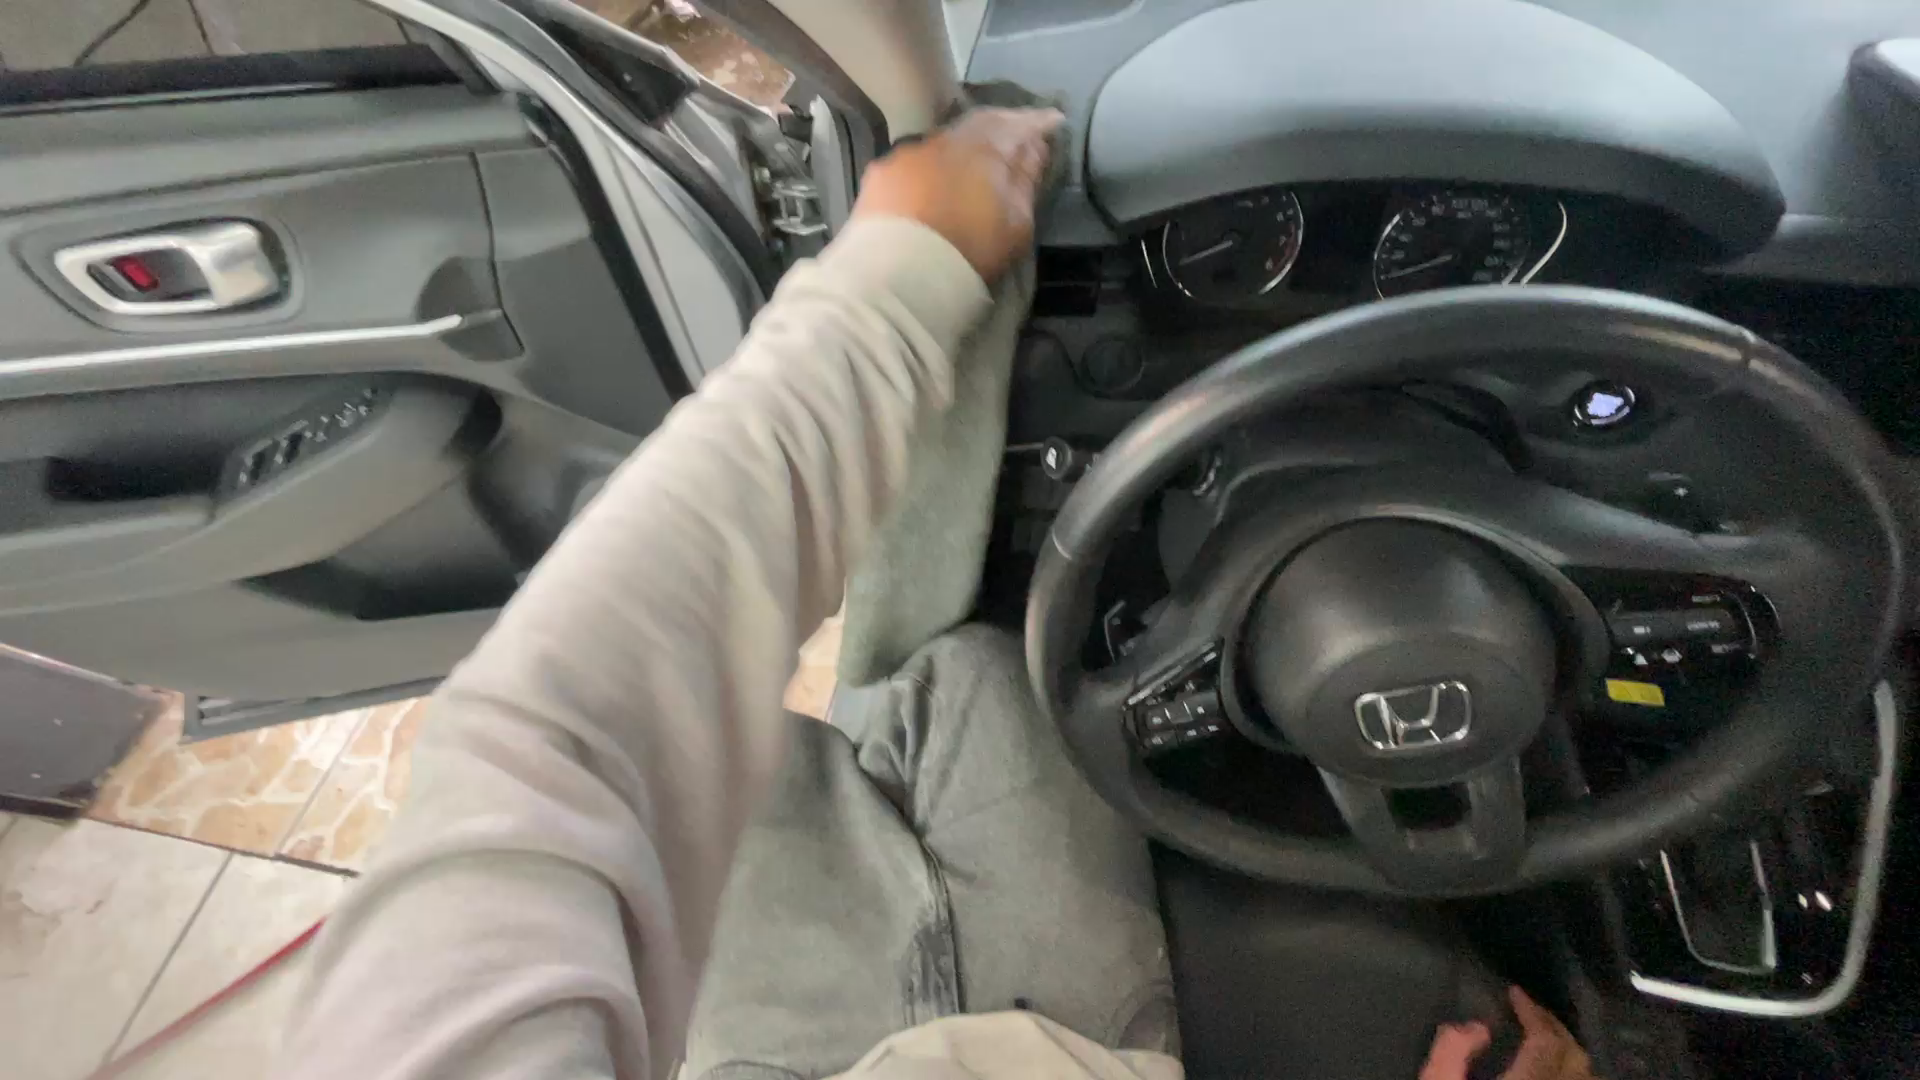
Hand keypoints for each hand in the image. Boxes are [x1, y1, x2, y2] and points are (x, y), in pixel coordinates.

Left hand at [849, 106, 1063, 282]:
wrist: (899, 278)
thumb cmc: (969, 251)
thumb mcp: (1015, 224)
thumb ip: (1026, 180)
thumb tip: (1035, 147)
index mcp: (983, 146)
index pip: (1017, 124)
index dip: (1036, 123)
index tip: (1052, 123)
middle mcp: (942, 139)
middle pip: (976, 127)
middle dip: (997, 133)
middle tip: (1011, 144)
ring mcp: (906, 155)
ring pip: (940, 146)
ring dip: (957, 156)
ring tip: (966, 174)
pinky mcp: (878, 177)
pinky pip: (910, 167)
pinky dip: (925, 174)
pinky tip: (927, 192)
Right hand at [1419, 988, 1594, 1079]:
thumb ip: (1452, 1050)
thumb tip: (1479, 1028)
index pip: (1546, 1042)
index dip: (1533, 1012)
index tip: (1514, 993)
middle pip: (1576, 1059)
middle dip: (1555, 1027)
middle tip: (1529, 1009)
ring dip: (1569, 1053)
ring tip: (1543, 1037)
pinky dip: (1573, 1077)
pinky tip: (1553, 1072)